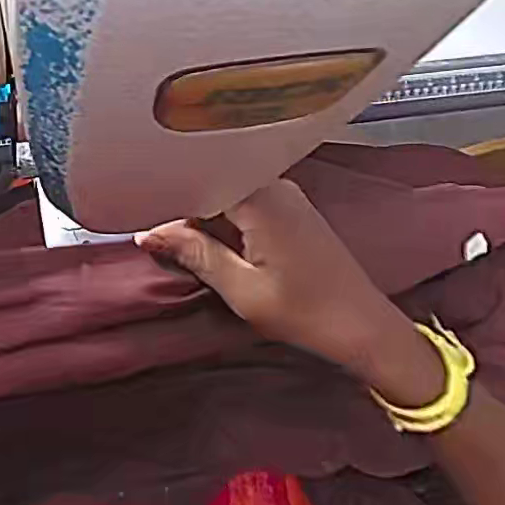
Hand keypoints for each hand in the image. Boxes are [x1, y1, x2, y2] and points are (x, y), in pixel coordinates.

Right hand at [136, 178, 423, 380]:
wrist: (367, 328)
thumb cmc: (305, 312)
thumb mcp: (241, 289)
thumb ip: (194, 253)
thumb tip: (148, 234)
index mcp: (262, 198)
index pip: (201, 176)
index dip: (168, 189)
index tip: (137, 200)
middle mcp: (275, 185)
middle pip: (214, 180)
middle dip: (182, 202)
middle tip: (150, 222)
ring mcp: (286, 196)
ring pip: (227, 191)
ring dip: (202, 212)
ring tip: (172, 231)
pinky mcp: (292, 210)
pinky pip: (245, 201)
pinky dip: (223, 218)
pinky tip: (207, 237)